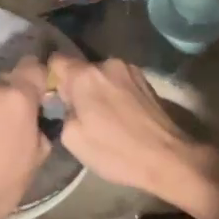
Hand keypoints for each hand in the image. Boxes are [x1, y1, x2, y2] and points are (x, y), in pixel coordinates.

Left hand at [0, 58, 51, 218]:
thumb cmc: (6, 182)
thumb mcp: (38, 154)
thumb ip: (39, 124)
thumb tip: (34, 115)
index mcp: (18, 98)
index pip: (33, 67)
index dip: (36, 78)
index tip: (36, 90)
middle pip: (6, 82)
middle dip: (10, 97)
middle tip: (8, 121)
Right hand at [47, 55, 206, 200]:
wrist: (168, 157)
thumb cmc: (115, 151)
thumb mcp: (73, 139)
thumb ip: (61, 111)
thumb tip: (64, 102)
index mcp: (85, 75)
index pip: (56, 60)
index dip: (50, 77)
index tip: (52, 97)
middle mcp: (107, 64)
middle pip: (80, 69)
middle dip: (75, 86)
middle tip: (77, 113)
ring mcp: (130, 70)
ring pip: (101, 76)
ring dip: (96, 90)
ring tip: (102, 117)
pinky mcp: (146, 80)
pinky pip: (118, 82)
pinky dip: (114, 94)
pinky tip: (120, 115)